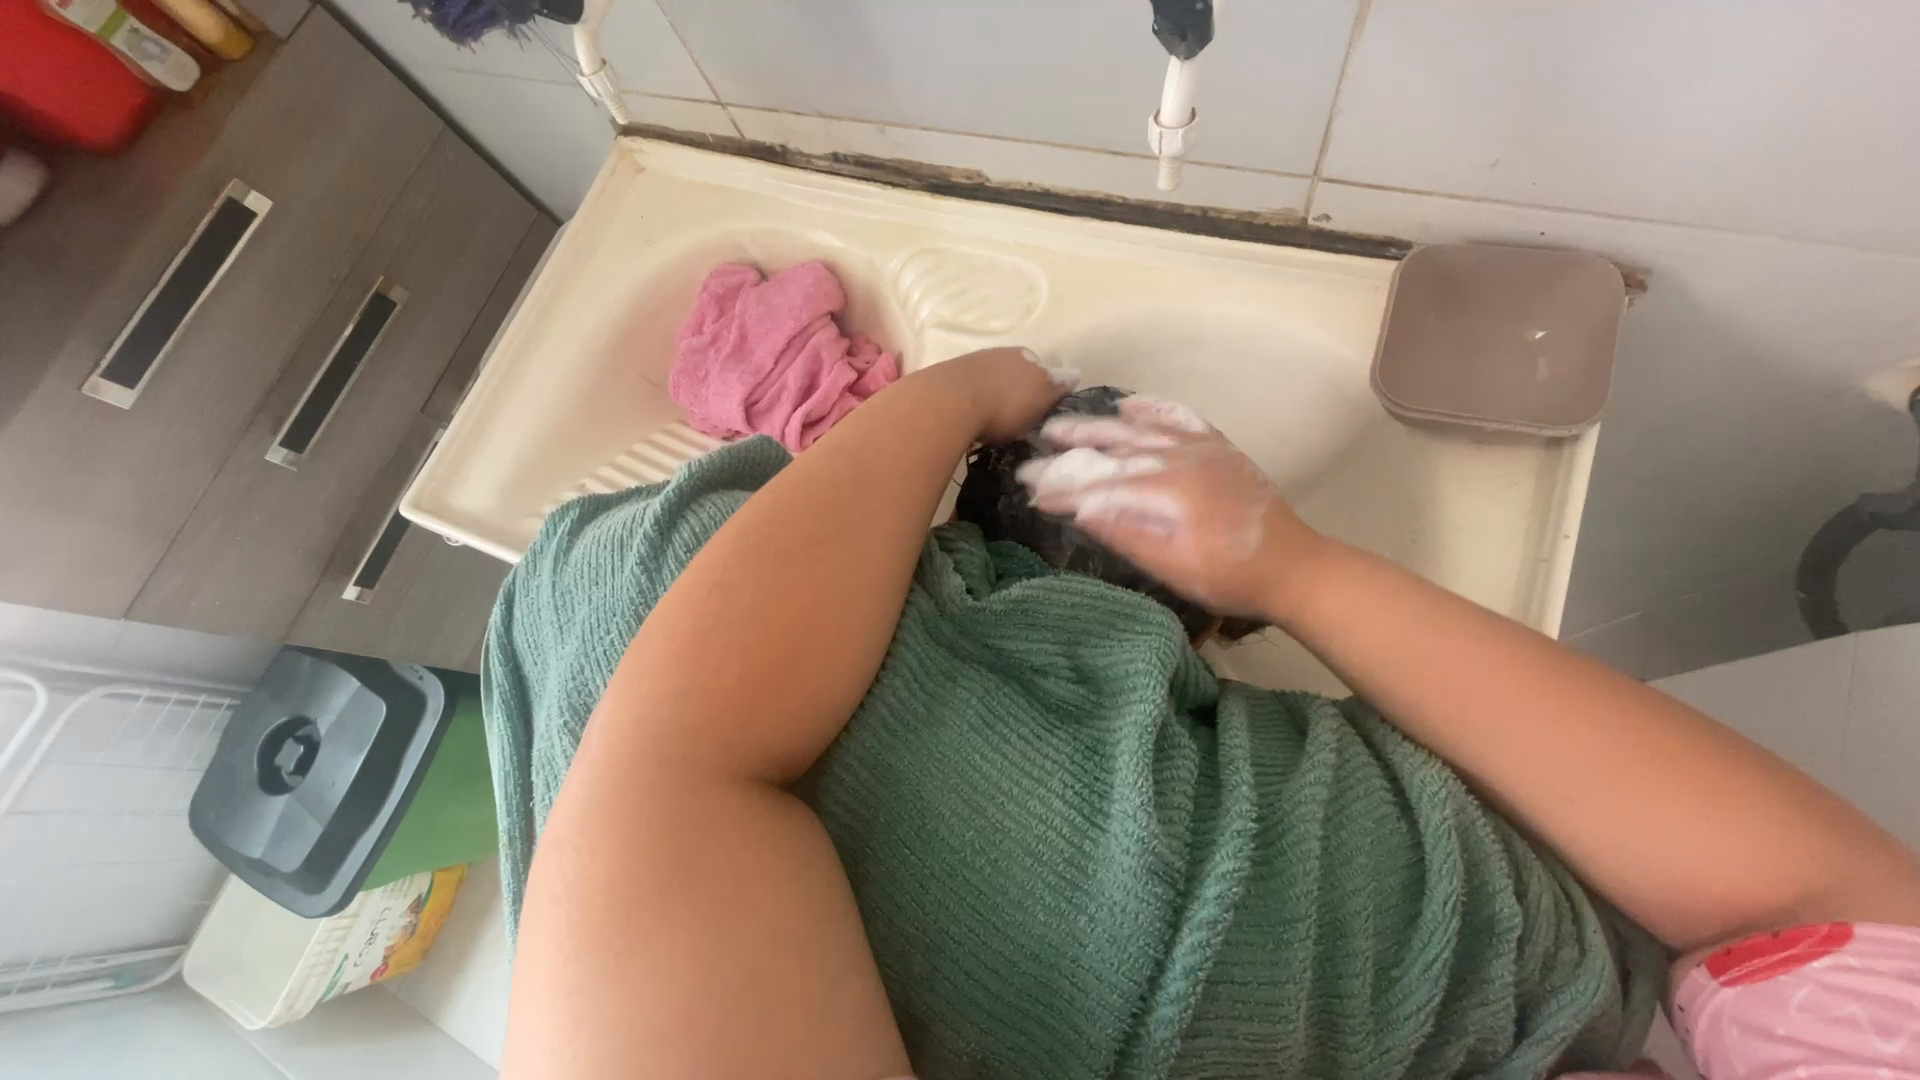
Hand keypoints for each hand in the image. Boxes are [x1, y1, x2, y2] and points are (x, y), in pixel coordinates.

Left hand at [918, 346, 1079, 442]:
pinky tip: (970, 418)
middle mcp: (999, 354)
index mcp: (1026, 355)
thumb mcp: (1041, 396)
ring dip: (992, 397)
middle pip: (1014, 374)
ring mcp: (971, 364)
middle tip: (1016, 419)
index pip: (1041, 370)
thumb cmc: (1005, 402)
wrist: (950, 401)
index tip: (1039, 411)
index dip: (1042, 390)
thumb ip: (1057, 385)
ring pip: (990, 381)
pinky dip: (972, 402)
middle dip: (1016, 392)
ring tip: (991, 422)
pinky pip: (967, 391)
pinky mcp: (948, 379)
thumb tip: (1075, 374)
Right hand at [1018, 395, 1324, 620]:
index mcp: (1167, 489)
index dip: (1064, 486)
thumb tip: (1080, 508)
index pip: (1102, 483)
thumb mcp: (1172, 566)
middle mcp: (1181, 457)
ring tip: (1063, 423)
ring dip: (1099, 425)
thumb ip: (1127, 534)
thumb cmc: (1228, 577)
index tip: (1032, 489)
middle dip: (1071, 448)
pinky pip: (1179, 418)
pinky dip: (1152, 408)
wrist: (1293, 567)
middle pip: (1115, 446)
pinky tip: (1128, 404)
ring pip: (1141, 428)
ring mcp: (1201, 448)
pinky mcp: (1217, 448)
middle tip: (1034, 449)